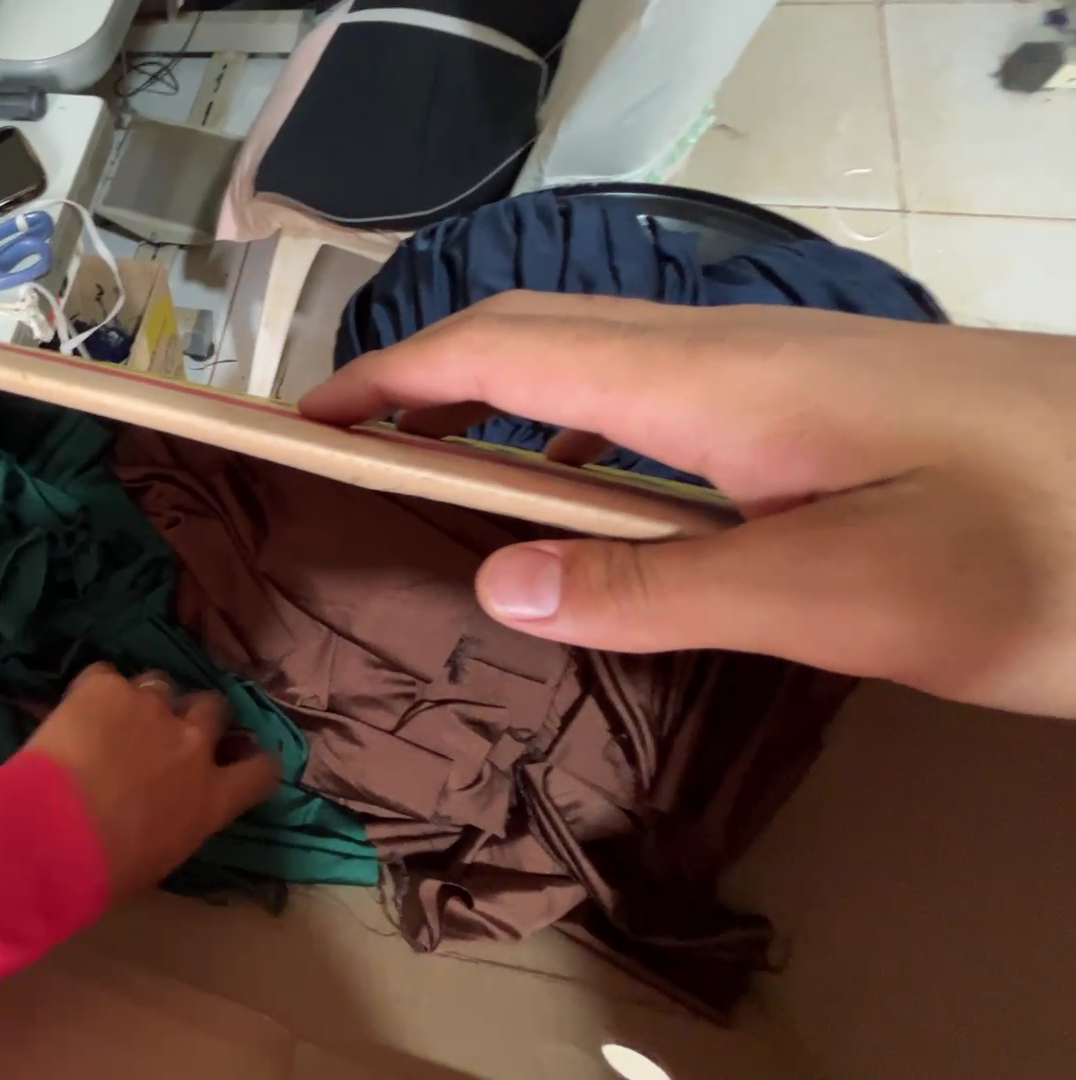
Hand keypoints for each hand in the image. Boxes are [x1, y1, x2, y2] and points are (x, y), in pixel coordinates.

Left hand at [22, 664, 280, 898]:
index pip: (259, 771)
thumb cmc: (104, 870)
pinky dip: (96, 690)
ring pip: (161, 683)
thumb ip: (177, 820)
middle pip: (213, 707)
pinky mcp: (107, 686)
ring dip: (146, 697)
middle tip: (174, 724)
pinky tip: (78, 708)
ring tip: (118, 714)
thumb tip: (164, 809)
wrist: (53, 833)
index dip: (258, 760)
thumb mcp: (160, 856)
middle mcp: (191, 744)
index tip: (250, 756)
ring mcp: (150, 707)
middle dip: (198, 712)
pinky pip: (106, 676)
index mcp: (210, 798)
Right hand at [301, 292, 1075, 718]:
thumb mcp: (851, 596)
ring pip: (571, 354)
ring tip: (424, 456)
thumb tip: (498, 585)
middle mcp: (711, 349)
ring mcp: (755, 365)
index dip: (388, 378)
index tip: (314, 416)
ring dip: (476, 395)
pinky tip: (563, 483)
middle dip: (414, 373)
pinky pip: (625, 389)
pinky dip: (551, 424)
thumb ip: (659, 589)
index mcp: (699, 379)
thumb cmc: (1070, 552)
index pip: (496, 351)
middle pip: (521, 330)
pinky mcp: (790, 394)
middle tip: (349, 433)